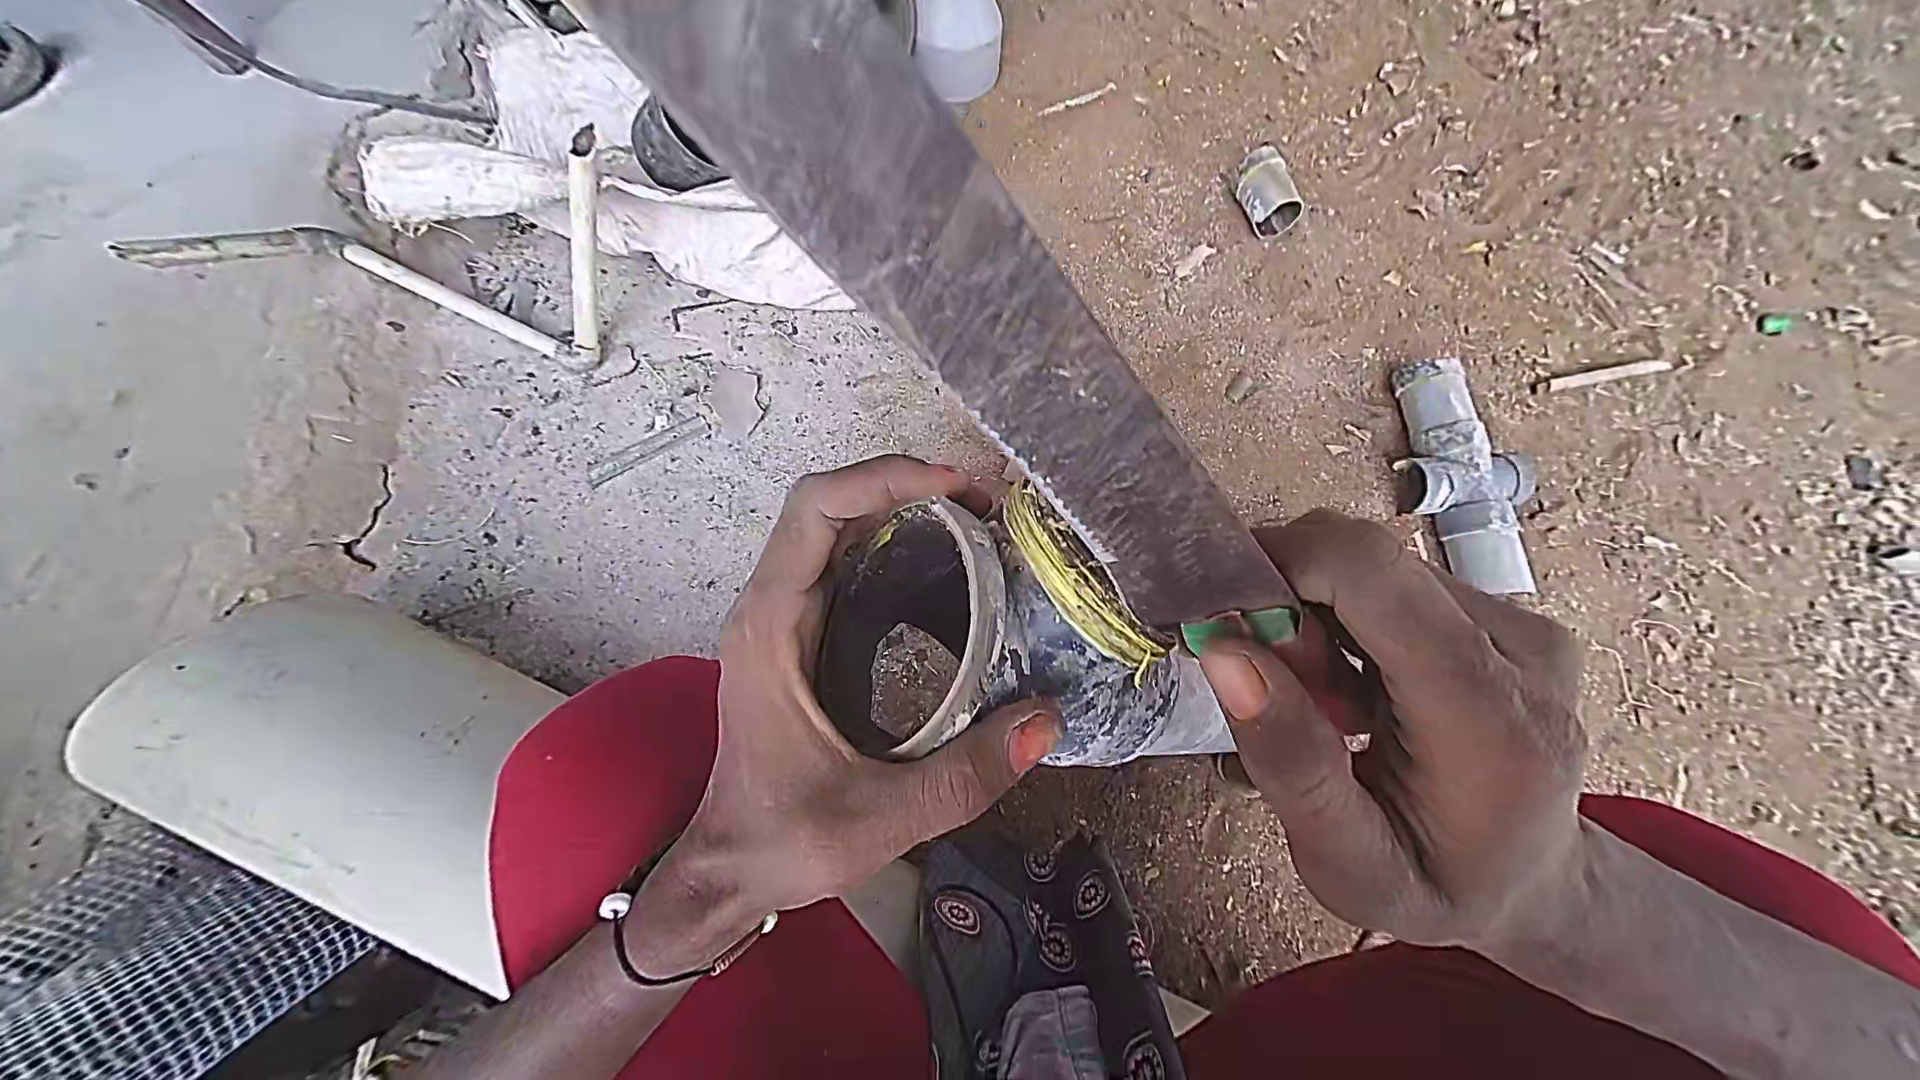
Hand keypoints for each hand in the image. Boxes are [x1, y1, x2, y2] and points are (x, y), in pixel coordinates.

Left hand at [627, 456, 1061, 974]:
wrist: (730, 865)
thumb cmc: (784, 839)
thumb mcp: (880, 819)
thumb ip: (964, 777)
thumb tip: (1046, 719)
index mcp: (770, 627)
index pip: (815, 511)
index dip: (883, 479)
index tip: (956, 488)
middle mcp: (771, 605)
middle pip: (830, 503)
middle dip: (906, 484)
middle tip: (985, 504)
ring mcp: (784, 614)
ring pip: (838, 525)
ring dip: (903, 506)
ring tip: (978, 523)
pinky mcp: (804, 630)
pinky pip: (846, 559)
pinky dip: (896, 541)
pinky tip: (948, 565)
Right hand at [1197, 510, 1586, 949]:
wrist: (1538, 889)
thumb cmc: (1437, 886)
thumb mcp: (1346, 865)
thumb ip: (1287, 761)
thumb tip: (1222, 650)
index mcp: (1490, 715)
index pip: (1368, 574)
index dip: (1275, 567)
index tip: (1220, 618)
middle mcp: (1519, 644)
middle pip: (1360, 556)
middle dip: (1283, 597)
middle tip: (1266, 676)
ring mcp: (1514, 620)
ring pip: (1363, 561)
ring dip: (1305, 609)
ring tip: (1313, 691)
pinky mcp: (1494, 611)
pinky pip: (1380, 576)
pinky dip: (1332, 611)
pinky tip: (1342, 676)